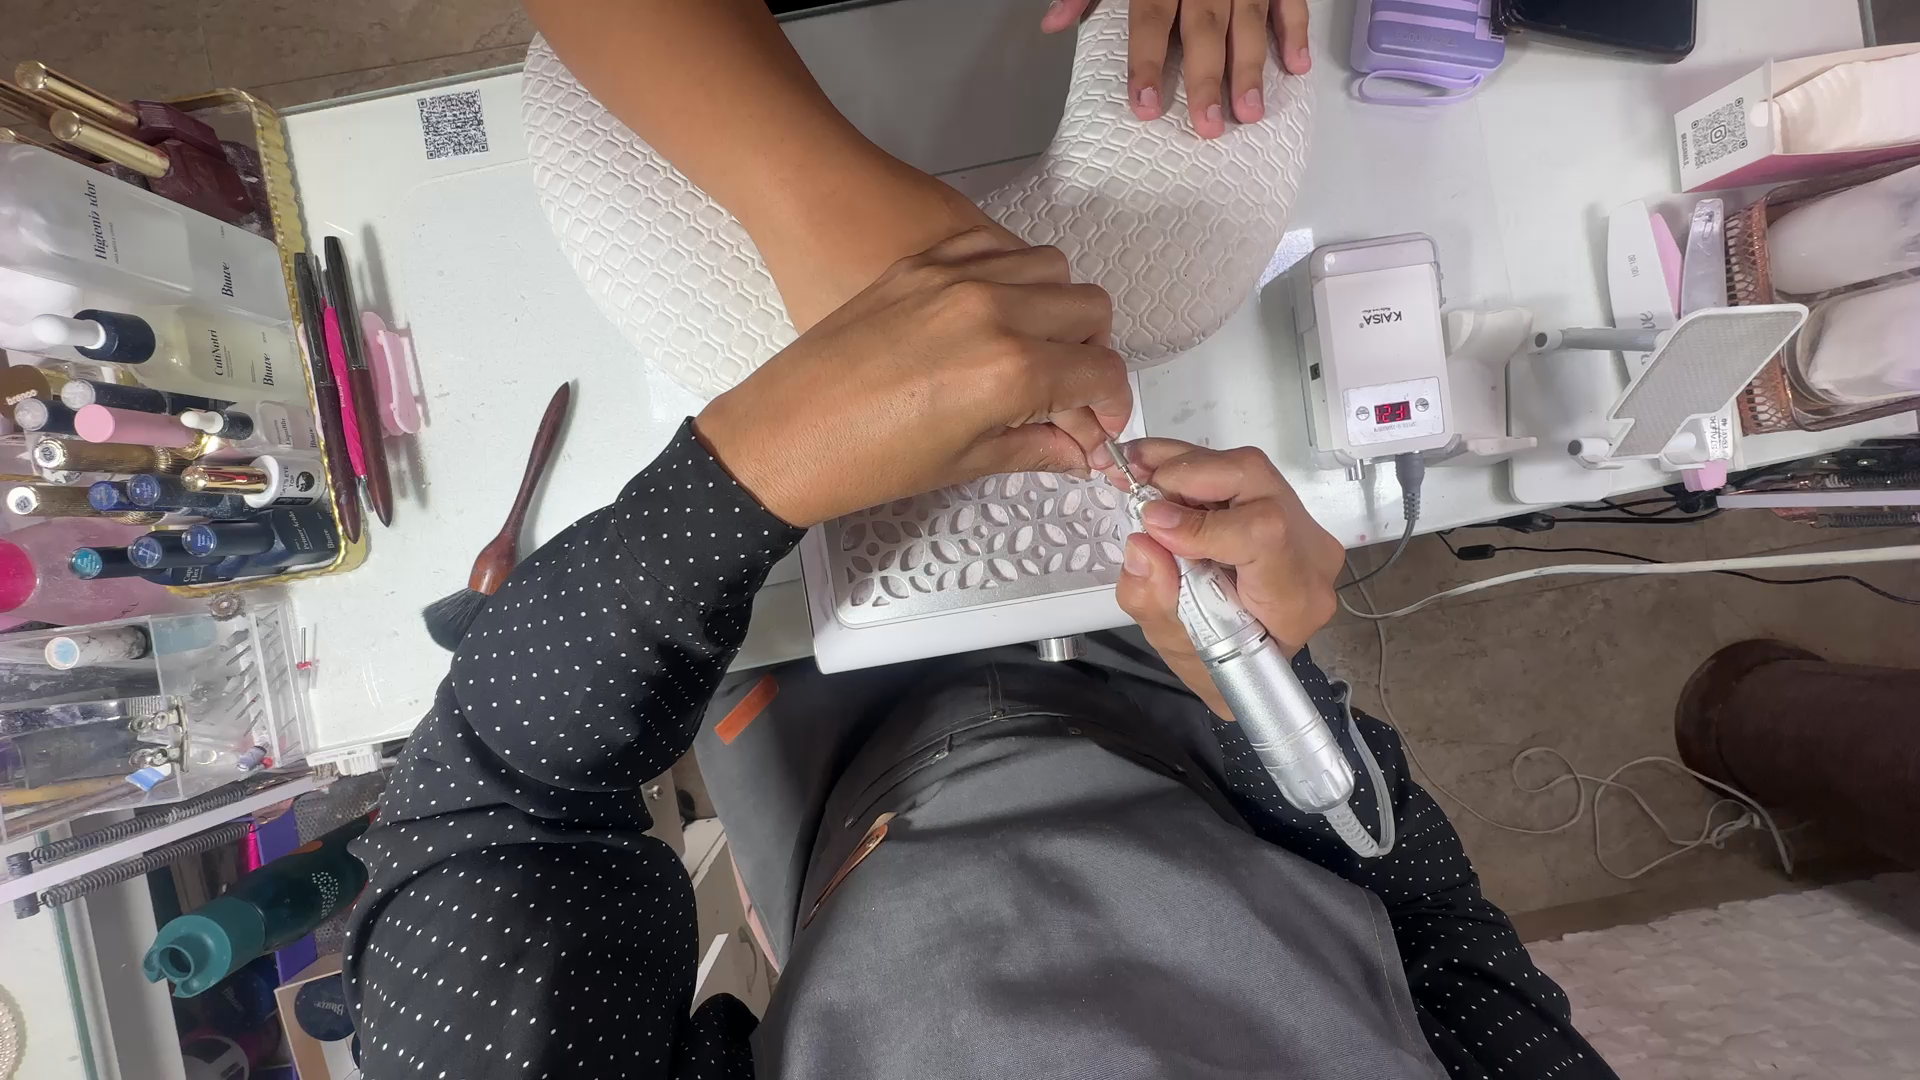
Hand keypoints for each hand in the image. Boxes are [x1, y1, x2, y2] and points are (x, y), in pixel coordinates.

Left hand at [694, 228, 1132, 526]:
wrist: (786, 432)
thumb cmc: (865, 460)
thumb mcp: (964, 462)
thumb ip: (1037, 447)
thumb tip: (1079, 450)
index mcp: (1010, 370)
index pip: (1102, 371)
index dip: (1112, 404)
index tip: (1101, 423)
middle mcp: (994, 310)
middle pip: (1092, 309)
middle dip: (1094, 354)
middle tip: (1068, 391)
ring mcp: (958, 275)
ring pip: (1054, 267)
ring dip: (1059, 308)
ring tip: (1033, 349)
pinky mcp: (925, 261)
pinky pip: (999, 245)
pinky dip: (1014, 273)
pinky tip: (994, 312)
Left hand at [1041, 0, 1311, 138]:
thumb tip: (1052, 24)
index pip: (1150, 19)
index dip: (1146, 63)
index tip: (1145, 108)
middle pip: (1205, 26)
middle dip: (1208, 77)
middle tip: (1208, 127)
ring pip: (1251, 16)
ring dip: (1252, 66)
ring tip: (1250, 114)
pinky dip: (1295, 28)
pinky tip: (1294, 68)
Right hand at [1112, 439, 1344, 719]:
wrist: (1246, 662)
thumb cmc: (1216, 662)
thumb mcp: (1173, 644)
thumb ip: (1153, 598)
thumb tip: (1142, 543)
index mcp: (1292, 599)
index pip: (1263, 534)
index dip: (1202, 523)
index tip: (1151, 525)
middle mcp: (1307, 552)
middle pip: (1255, 481)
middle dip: (1186, 477)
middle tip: (1137, 492)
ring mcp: (1297, 522)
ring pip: (1242, 466)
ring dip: (1178, 464)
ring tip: (1130, 471)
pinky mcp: (1276, 504)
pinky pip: (1234, 469)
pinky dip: (1185, 463)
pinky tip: (1148, 466)